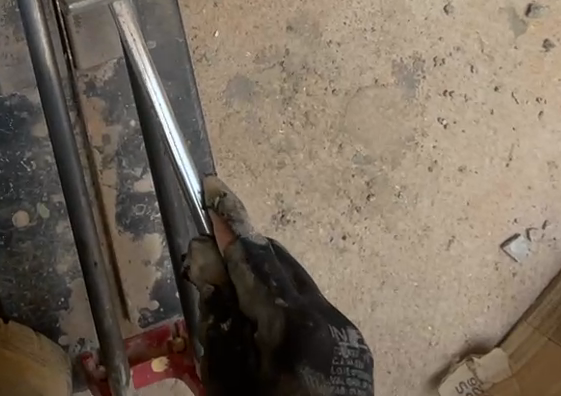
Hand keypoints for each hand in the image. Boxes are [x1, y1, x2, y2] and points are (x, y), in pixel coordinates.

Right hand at [187, 178, 373, 395]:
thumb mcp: (226, 374)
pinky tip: (259, 325)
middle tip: (206, 257)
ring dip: (259, 278)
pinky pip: (308, 307)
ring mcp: (348, 334)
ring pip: (293, 282)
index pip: (254, 255)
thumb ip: (215, 309)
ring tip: (230, 301)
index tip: (212, 185)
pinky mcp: (354, 348)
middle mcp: (330, 319)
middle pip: (277, 261)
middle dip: (241, 251)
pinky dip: (278, 302)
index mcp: (296, 326)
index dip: (229, 219)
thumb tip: (206, 257)